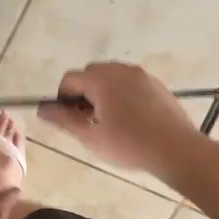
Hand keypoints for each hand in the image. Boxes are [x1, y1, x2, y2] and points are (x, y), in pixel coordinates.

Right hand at [39, 62, 198, 176]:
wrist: (176, 149)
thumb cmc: (128, 144)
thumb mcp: (90, 136)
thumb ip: (63, 119)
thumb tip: (42, 109)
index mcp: (101, 79)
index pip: (70, 79)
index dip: (63, 99)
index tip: (70, 120)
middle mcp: (121, 70)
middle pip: (91, 74)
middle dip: (83, 93)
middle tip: (87, 121)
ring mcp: (142, 75)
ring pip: (111, 78)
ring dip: (102, 93)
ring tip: (108, 121)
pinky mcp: (157, 85)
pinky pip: (130, 84)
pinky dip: (122, 95)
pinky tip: (129, 120)